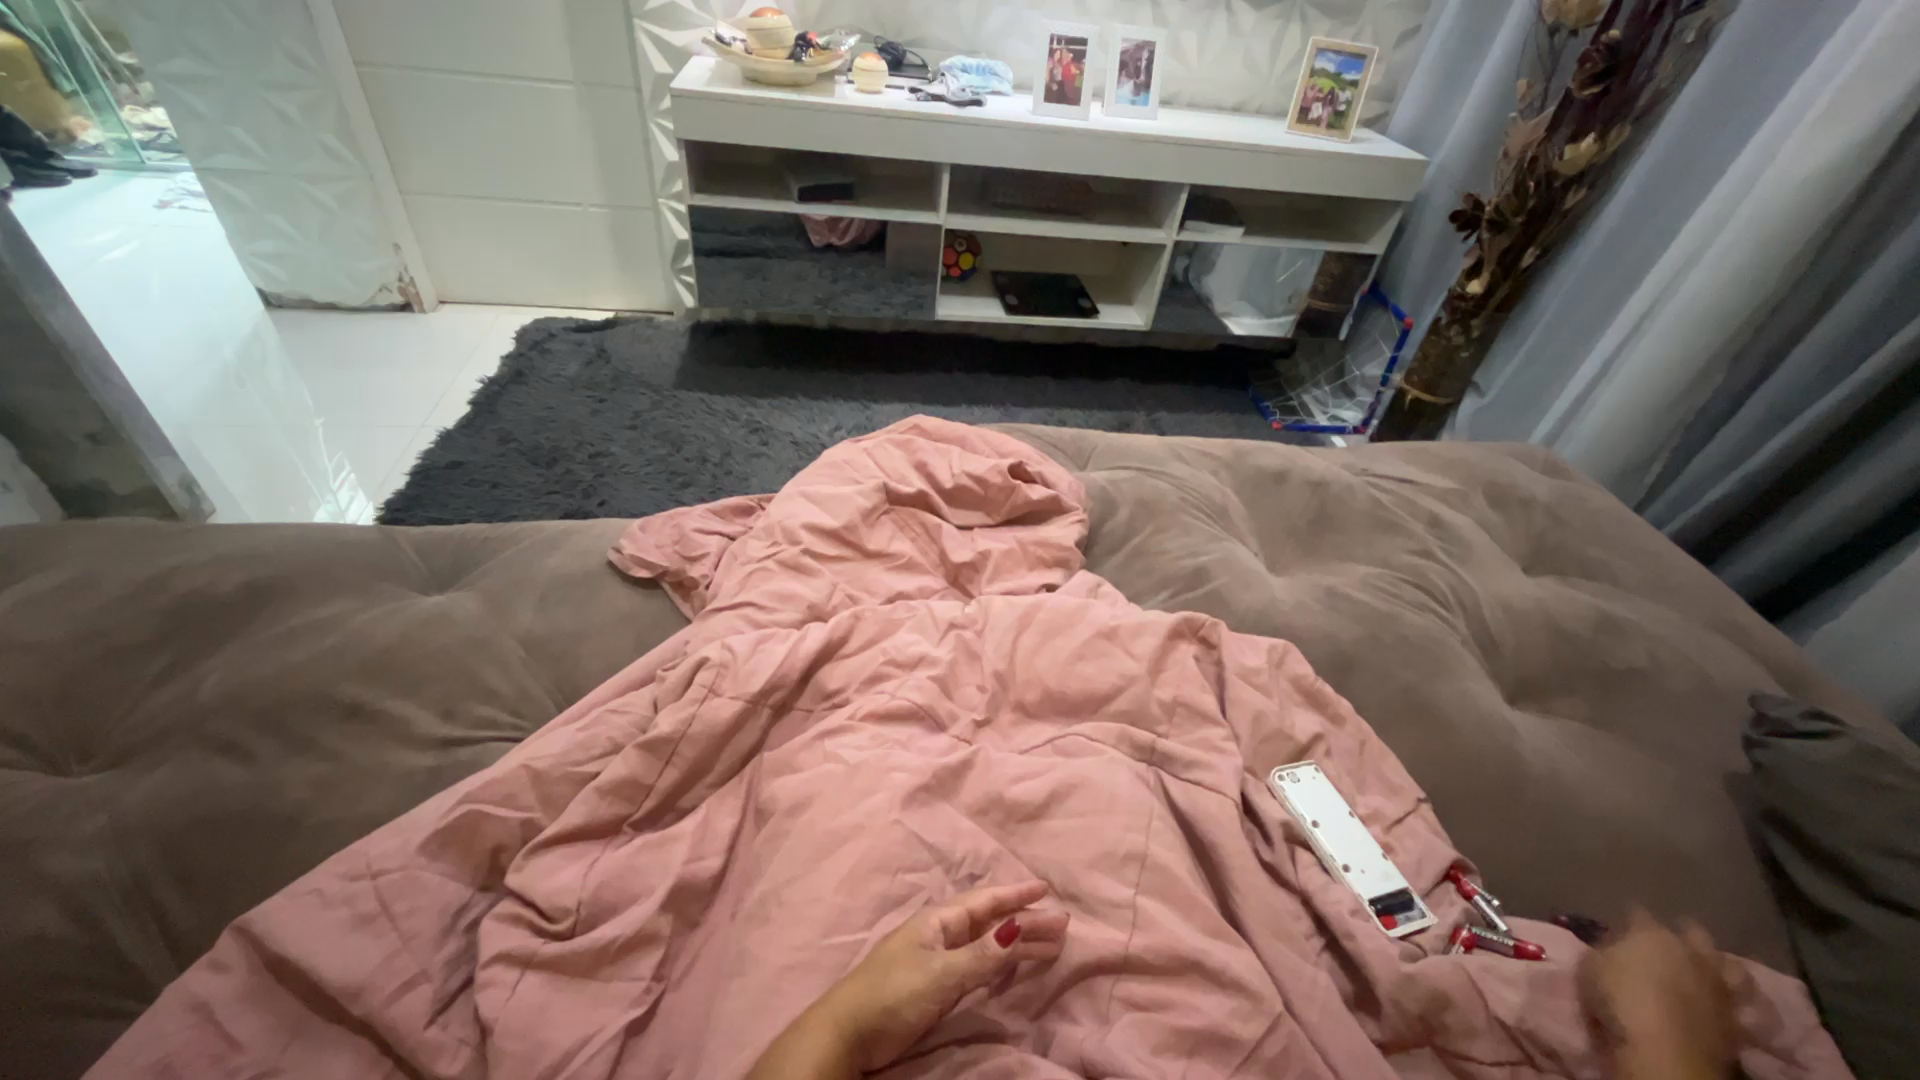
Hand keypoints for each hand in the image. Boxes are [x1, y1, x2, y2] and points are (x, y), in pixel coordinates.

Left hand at [747, 881, 1068, 1078]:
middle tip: (1062, 923)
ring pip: (987, 945)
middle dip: (1026, 921)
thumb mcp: (941, 973)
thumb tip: (1016, 925)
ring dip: (1018, 943)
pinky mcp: (937, 987)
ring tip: (1051, 945)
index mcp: (939, 921)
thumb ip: (981, 953)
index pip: (985, 902)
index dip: (1016, 895)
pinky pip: (979, 965)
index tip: (1046, 888)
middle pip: (991, 922)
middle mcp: (941, 934)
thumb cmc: (894, 994)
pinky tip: (1013, 963)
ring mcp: (939, 961)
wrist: (849, 1033)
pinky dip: (1001, 962)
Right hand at [1578, 908, 1736, 1079]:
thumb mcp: (1590, 968)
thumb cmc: (1618, 1001)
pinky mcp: (1738, 1017)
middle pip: (1694, 931)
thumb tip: (1612, 948)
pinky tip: (1723, 1001)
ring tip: (1707, 970)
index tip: (1621, 925)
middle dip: (1683, 932)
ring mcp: (1719, 985)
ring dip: (1719, 965)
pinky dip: (1734, 1000)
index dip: (1629, 918)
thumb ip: (1603, 952)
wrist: (1665, 1050)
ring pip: (1731, 966)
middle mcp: (1691, 952)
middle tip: (1670, 943)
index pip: (1638, 912)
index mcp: (1651, 933)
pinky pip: (1742, 1003)